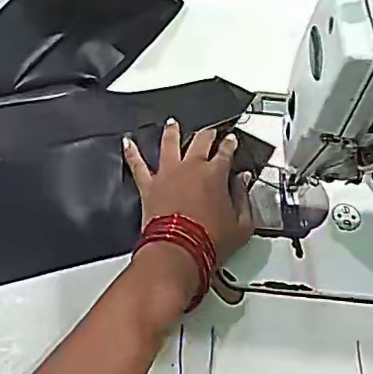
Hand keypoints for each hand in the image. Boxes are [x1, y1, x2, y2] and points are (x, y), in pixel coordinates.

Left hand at [122, 120, 254, 295]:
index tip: (231, 140)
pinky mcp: (149, 185)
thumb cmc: (209, 240)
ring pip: (169, 143)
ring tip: (172, 124)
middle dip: (207, 133)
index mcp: (215, 173)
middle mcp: (190, 167)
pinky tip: (127, 143)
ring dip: (172, 131)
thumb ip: (244, 199)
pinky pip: (137, 164)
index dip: (229, 144)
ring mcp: (167, 173)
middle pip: (200, 141)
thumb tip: (244, 183)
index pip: (225, 151)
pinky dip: (131, 152)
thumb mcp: (241, 223)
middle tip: (210, 131)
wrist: (179, 249)